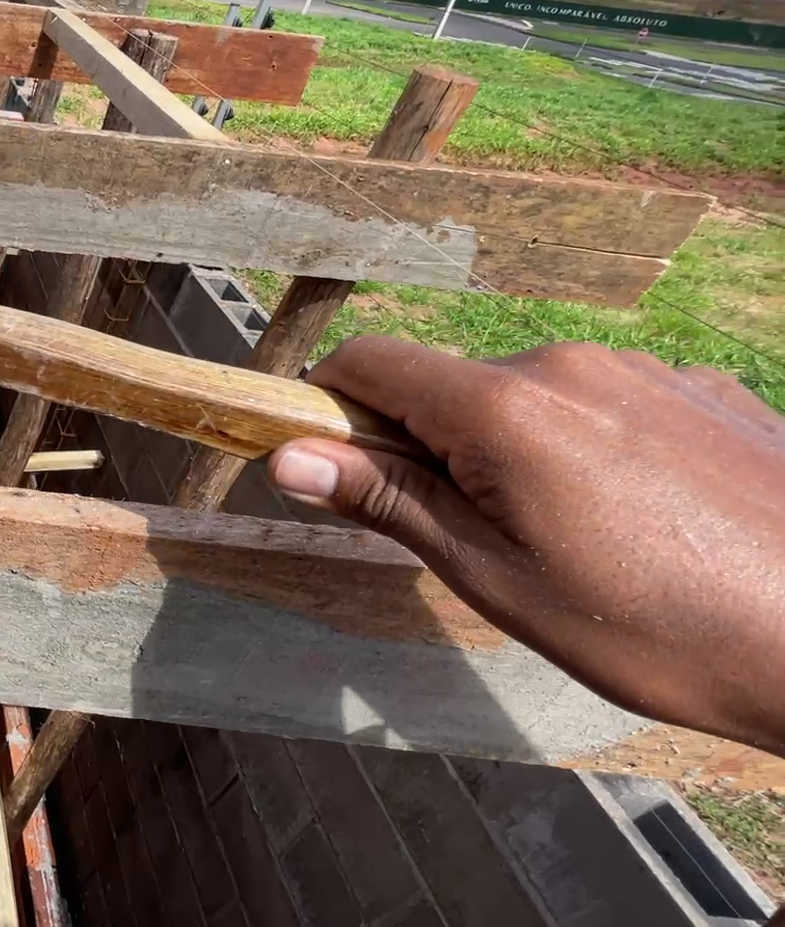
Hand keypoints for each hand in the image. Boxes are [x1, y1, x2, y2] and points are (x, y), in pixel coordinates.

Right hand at [268, 337, 784, 754]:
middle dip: (417, 438)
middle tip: (459, 526)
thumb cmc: (661, 628)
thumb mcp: (494, 575)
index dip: (328, 402)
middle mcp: (568, 362)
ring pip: (512, 390)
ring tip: (556, 526)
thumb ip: (384, 500)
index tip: (337, 464)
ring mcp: (645, 367)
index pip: (367, 361)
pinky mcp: (702, 386)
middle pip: (438, 380)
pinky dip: (566, 437)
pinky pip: (589, 395)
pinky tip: (628, 508)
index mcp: (505, 405)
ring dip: (492, 442)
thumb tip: (285, 458)